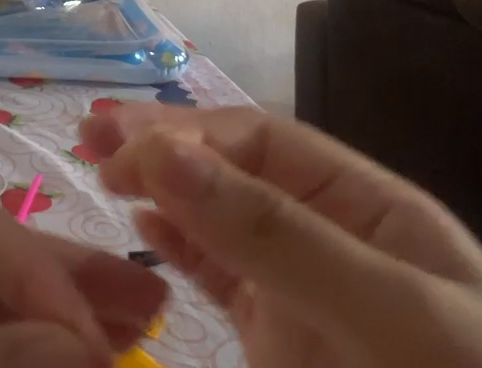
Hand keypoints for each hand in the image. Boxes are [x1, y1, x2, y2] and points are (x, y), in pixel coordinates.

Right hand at [82, 105, 481, 367]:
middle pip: (233, 172)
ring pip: (218, 221)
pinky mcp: (283, 344)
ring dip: (159, 188)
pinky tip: (143, 227)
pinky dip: (178, 247)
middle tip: (88, 136)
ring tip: (99, 168)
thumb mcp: (394, 315)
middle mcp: (332, 237)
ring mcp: (304, 293)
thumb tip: (163, 152)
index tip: (124, 149)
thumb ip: (278, 235)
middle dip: (163, 147)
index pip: (265, 145)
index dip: (191, 137)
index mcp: (372, 207)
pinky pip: (220, 279)